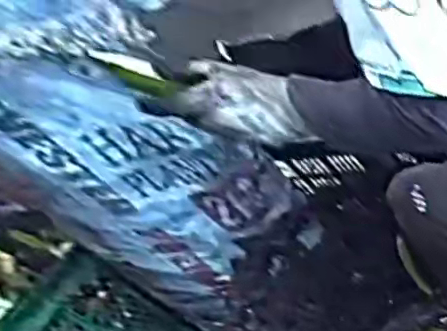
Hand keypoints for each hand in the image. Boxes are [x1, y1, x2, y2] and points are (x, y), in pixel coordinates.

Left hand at [140, 61, 314, 145]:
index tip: (144, 103)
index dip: (156, 104)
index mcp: (207, 101)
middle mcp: (218, 123)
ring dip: (209, 120)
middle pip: (192, 119)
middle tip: (187, 102)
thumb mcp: (225, 70)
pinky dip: (228, 128)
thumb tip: (176, 74)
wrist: (302, 111)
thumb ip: (197, 72)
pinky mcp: (253, 144)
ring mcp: (237, 136)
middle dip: (187, 110)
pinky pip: (231, 135)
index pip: (172, 105)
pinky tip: (236, 120)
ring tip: (216, 111)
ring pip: (211, 129)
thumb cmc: (265, 88)